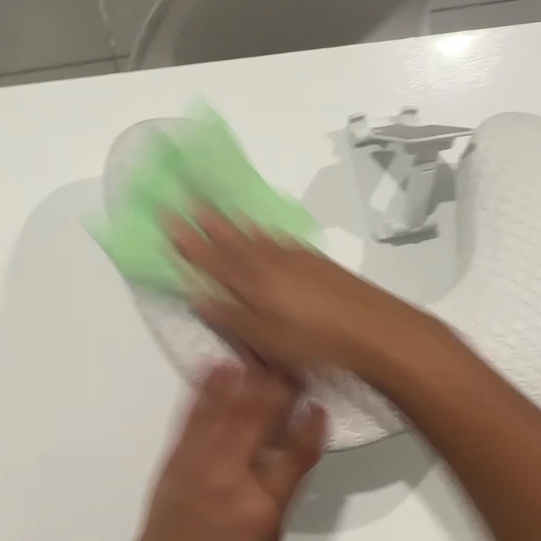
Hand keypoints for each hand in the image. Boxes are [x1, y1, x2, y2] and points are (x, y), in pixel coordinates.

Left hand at [86, 358, 326, 540]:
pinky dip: (206, 386)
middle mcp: (232, 477)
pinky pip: (193, 414)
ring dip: (246, 377)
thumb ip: (281, 494)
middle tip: (292, 361)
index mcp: (262, 505)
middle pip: (261, 420)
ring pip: (228, 409)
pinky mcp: (176, 455)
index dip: (311, 427)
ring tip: (260, 351)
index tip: (320, 404)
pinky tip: (218, 364)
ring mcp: (200, 462)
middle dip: (279, 386)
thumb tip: (293, 451)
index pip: (295, 455)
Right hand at [170, 210, 452, 380]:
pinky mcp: (314, 261)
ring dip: (231, 223)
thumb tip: (196, 293)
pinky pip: (275, 239)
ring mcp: (293, 257)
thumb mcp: (266, 337)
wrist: (373, 327)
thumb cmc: (314, 340)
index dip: (188, 241)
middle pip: (231, 238)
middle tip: (186, 200)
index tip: (167, 219)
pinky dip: (260, 232)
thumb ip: (231, 315)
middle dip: (206, 221)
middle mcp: (269, 261)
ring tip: (215, 210)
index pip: (212, 258)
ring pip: (254, 235)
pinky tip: (262, 234)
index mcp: (252, 281)